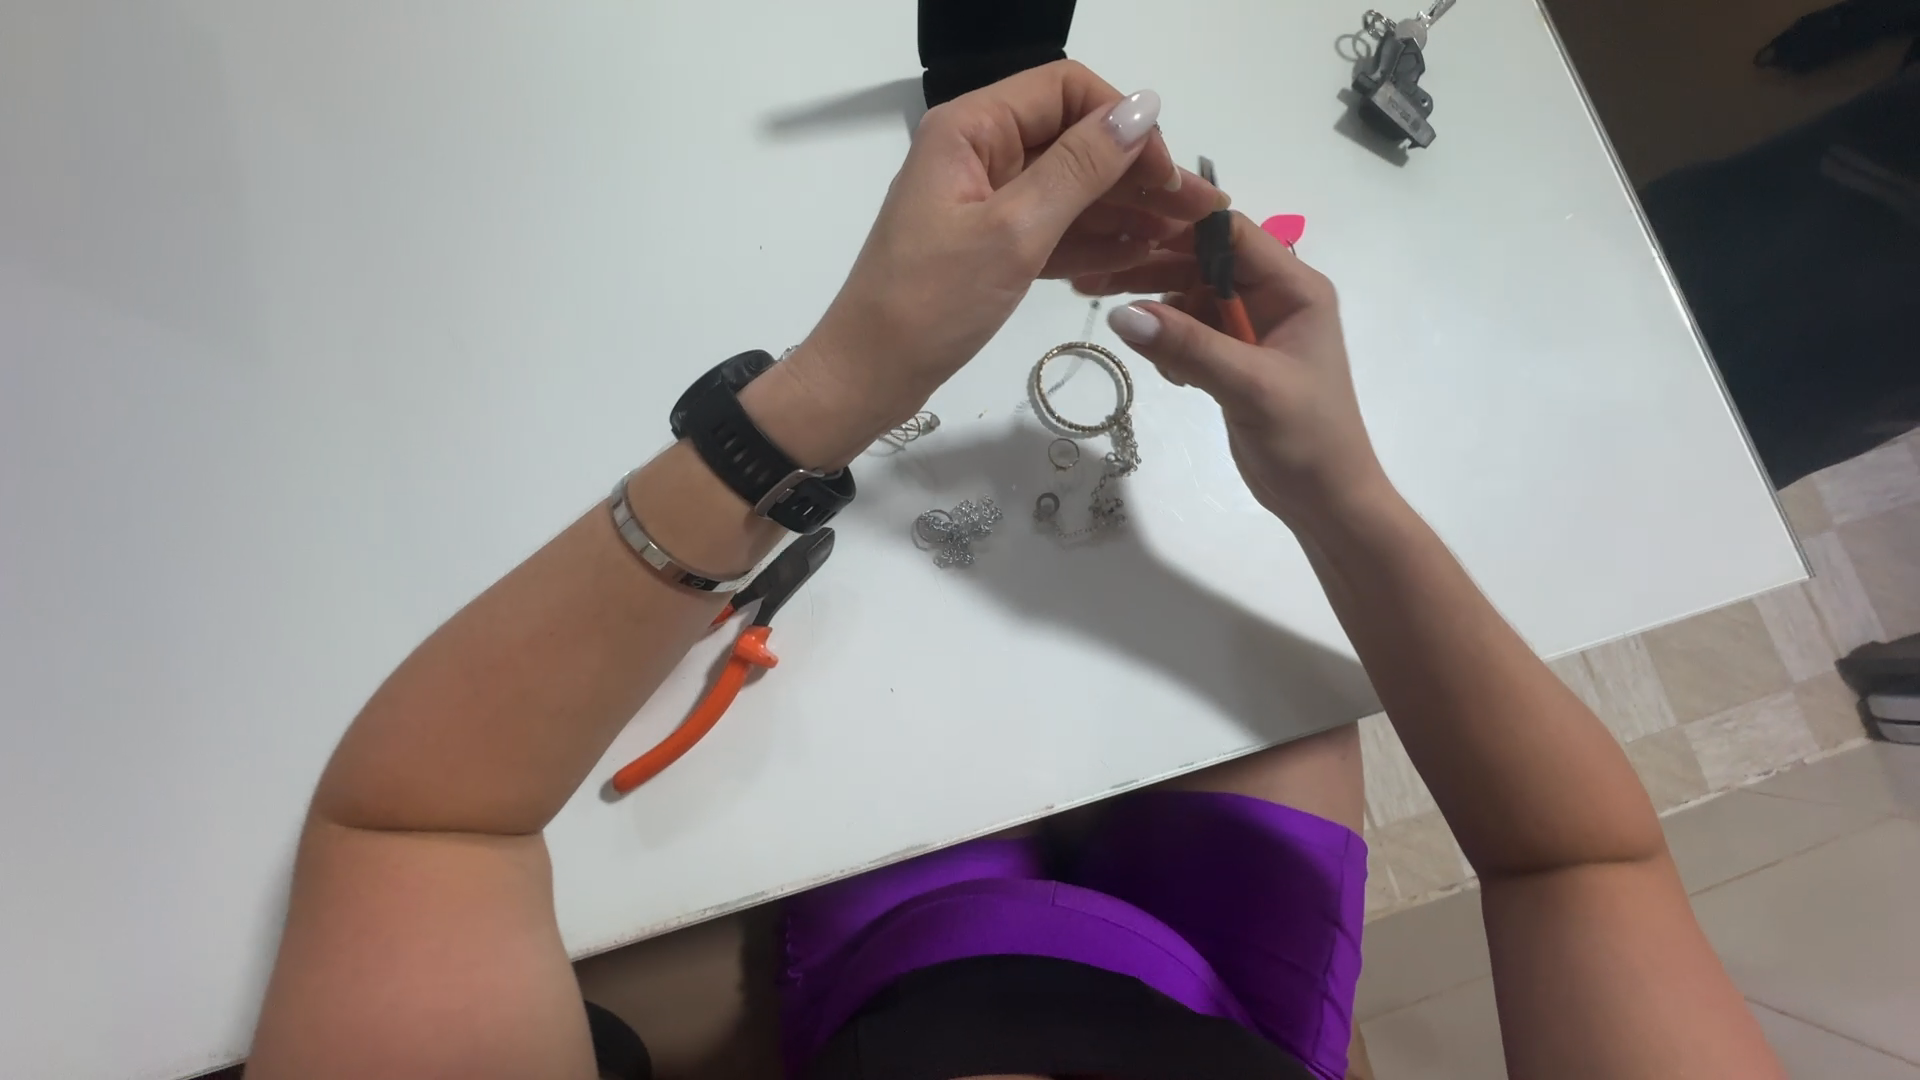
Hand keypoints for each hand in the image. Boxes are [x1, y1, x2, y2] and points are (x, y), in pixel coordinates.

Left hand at [751, 61, 1224, 465]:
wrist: (870, 377)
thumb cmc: (931, 303)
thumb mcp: (1013, 230)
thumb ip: (1079, 168)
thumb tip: (1141, 108)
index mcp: (972, 130)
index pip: (1064, 91)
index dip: (1121, 122)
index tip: (1163, 171)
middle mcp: (977, 157)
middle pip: (1071, 144)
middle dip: (1133, 175)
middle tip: (1195, 214)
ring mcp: (981, 207)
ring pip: (1064, 195)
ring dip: (1119, 214)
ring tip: (1176, 240)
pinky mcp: (986, 252)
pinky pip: (1047, 234)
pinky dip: (1087, 245)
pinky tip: (1134, 257)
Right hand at [1075, 212, 1391, 529]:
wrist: (1323, 497)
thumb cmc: (1305, 437)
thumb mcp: (1248, 386)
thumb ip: (1188, 347)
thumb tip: (1121, 314)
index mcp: (1294, 288)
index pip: (1231, 235)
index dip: (1179, 231)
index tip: (1121, 240)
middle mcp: (1272, 299)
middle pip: (1203, 265)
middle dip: (1156, 276)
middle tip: (1098, 287)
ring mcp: (1251, 332)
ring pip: (1191, 302)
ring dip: (1164, 320)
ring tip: (1148, 351)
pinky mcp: (1233, 361)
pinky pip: (1190, 336)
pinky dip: (1172, 350)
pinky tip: (1174, 377)